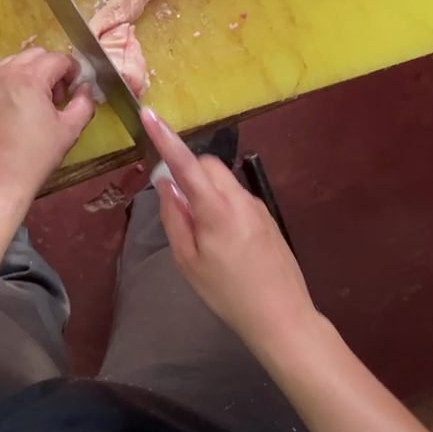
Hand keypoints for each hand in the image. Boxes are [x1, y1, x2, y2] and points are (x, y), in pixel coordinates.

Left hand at [0, 49, 96, 212]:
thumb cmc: (35, 157)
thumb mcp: (69, 130)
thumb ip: (83, 103)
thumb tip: (85, 88)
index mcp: (30, 77)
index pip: (58, 59)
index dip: (72, 70)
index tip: (75, 88)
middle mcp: (4, 74)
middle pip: (34, 55)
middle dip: (50, 69)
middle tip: (56, 97)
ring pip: (11, 65)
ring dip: (28, 75)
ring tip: (34, 103)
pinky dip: (8, 89)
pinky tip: (12, 115)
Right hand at [144, 108, 317, 349]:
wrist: (283, 317)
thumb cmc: (228, 294)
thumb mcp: (188, 262)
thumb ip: (174, 218)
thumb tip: (166, 184)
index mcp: (216, 211)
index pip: (186, 163)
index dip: (165, 137)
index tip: (149, 114)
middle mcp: (239, 199)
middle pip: (207, 163)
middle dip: (188, 170)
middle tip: (177, 202)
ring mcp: (256, 205)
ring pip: (222, 178)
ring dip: (205, 187)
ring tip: (202, 229)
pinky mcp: (266, 215)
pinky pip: (235, 194)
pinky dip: (221, 200)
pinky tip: (224, 238)